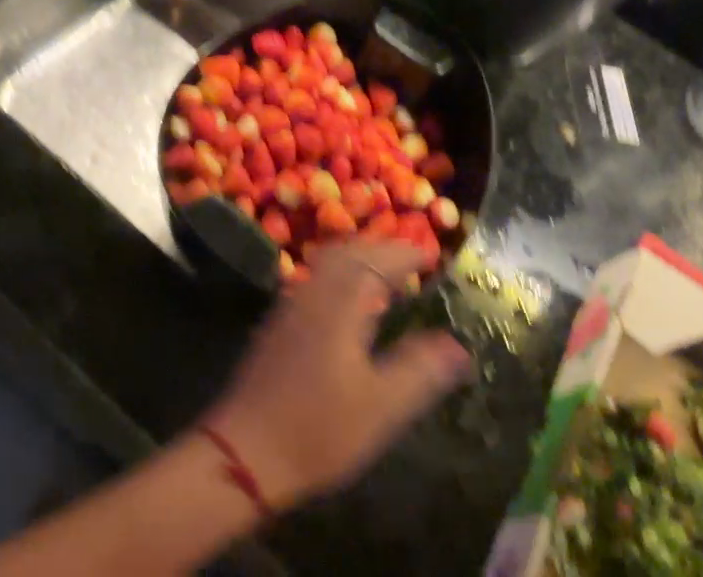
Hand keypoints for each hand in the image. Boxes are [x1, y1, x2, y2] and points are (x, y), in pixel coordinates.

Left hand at [204, 241, 472, 508]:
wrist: (243, 453)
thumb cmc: (318, 430)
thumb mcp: (382, 408)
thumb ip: (421, 371)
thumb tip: (459, 346)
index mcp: (339, 305)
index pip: (376, 261)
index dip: (405, 254)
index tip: (432, 255)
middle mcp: (311, 295)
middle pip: (346, 252)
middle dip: (381, 249)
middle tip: (412, 259)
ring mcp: (289, 309)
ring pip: (326, 266)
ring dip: (359, 260)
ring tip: (387, 277)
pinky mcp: (277, 328)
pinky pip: (314, 282)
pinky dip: (340, 277)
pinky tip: (350, 307)